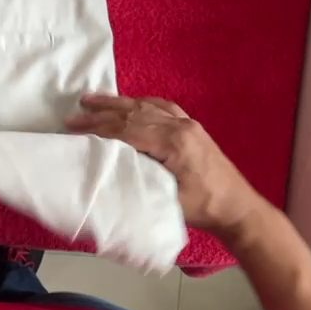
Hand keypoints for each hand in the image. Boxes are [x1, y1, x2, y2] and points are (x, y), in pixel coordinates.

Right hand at [66, 94, 264, 232]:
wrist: (237, 208)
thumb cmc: (203, 208)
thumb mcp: (167, 198)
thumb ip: (139, 179)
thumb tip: (107, 170)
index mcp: (173, 142)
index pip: (127, 129)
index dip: (97, 128)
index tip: (73, 129)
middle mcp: (180, 126)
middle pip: (132, 113)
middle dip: (100, 114)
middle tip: (73, 116)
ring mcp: (187, 124)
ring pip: (145, 107)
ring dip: (116, 104)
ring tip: (90, 100)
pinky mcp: (192, 128)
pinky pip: (162, 108)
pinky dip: (141, 103)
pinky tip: (130, 103)